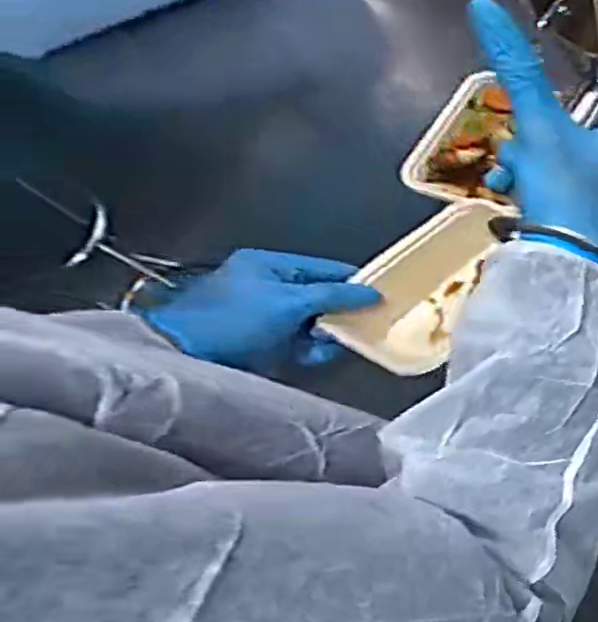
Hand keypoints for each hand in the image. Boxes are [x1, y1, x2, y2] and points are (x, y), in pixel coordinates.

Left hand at [143, 249, 380, 372]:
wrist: (187, 355)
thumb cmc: (232, 320)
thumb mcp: (290, 301)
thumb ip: (337, 295)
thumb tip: (375, 294)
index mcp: (270, 266)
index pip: (330, 269)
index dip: (358, 283)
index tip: (385, 298)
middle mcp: (273, 286)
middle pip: (329, 298)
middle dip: (344, 315)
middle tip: (359, 326)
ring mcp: (273, 314)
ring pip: (323, 322)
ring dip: (330, 335)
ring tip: (322, 343)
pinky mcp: (273, 337)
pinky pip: (310, 341)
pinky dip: (315, 349)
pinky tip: (309, 355)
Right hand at [465, 0, 597, 265]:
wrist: (566, 257)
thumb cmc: (566, 189)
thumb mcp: (539, 122)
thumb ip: (516, 68)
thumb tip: (486, 9)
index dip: (573, 95)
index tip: (546, 101)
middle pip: (568, 127)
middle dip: (532, 134)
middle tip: (524, 148)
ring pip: (553, 155)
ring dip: (523, 160)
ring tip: (515, 176)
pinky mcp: (584, 214)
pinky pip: (550, 184)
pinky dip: (527, 184)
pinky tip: (512, 192)